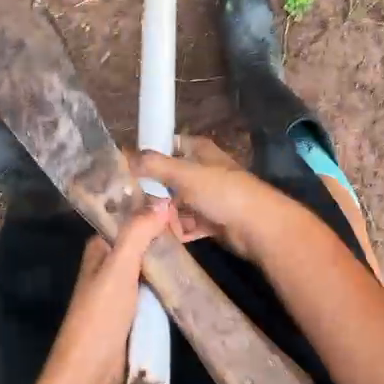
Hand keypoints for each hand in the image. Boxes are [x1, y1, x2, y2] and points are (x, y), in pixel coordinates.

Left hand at [5, 204, 176, 383]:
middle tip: (193, 225)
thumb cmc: (100, 316)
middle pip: (141, 240)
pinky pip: (155, 289)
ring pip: (150, 265)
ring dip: (169, 259)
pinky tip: (187, 277)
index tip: (181, 204)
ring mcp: (121, 290)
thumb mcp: (119, 267)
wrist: (90, 374)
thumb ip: (138, 232)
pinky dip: (169, 282)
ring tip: (196, 246)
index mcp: (100, 247)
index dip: (151, 208)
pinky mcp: (133, 313)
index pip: (128, 216)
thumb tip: (164, 198)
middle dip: (164, 234)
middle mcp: (108, 264)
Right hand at [139, 136, 310, 259]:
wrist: (258, 227)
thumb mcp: (185, 173)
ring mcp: (208, 198)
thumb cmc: (222, 192)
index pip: (169, 146)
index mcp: (200, 151)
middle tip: (129, 203)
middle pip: (170, 178)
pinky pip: (186, 224)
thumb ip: (154, 165)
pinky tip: (159, 237)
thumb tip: (124, 155)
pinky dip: (176, 230)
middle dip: (153, 191)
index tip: (127, 169)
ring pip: (177, 203)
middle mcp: (203, 171)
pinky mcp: (211, 222)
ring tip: (141, 224)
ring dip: (163, 214)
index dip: (150, 155)